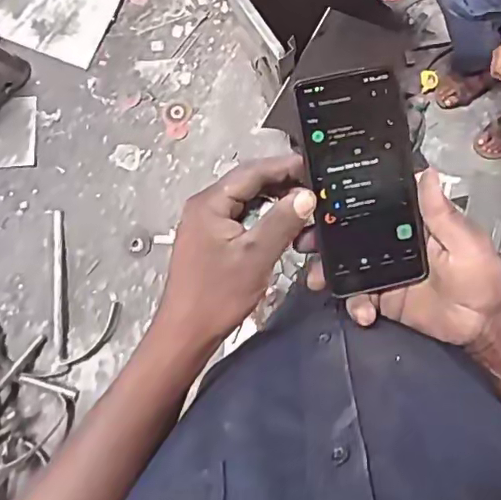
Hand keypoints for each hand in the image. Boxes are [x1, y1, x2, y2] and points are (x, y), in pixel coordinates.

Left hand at [156, 156, 314, 348]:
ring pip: (250, 201)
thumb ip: (282, 221)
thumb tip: (305, 196)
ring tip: (304, 209)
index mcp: (210, 203)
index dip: (285, 166)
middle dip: (284, 185)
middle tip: (313, 189)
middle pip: (251, 183)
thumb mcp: (256, 255)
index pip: (252, 171)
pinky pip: (245, 217)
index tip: (311, 167)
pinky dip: (267, 219)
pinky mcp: (214, 239)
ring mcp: (208, 223)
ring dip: (277, 203)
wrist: (187, 333)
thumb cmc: (214, 297)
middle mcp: (206, 207)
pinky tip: (285, 228)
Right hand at [307, 170, 500, 349]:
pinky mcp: (385, 298)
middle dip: (324, 237)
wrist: (485, 325)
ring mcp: (387, 271)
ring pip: (348, 265)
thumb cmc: (483, 275)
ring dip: (328, 270)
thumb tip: (428, 173)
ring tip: (317, 279)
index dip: (347, 201)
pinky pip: (359, 297)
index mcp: (413, 222)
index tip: (320, 199)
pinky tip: (362, 313)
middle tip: (304, 241)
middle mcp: (394, 242)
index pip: (376, 204)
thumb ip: (441, 212)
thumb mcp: (465, 240)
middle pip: (351, 234)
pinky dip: (354, 304)